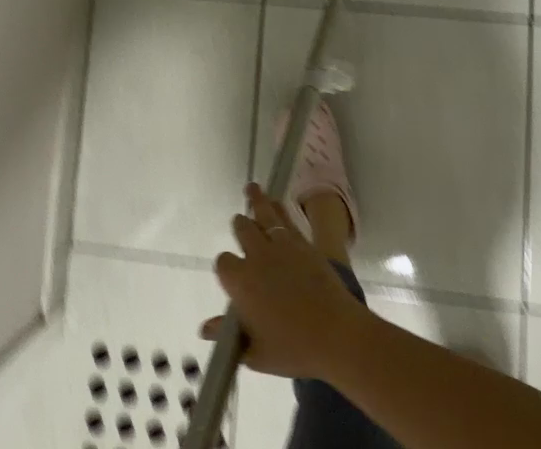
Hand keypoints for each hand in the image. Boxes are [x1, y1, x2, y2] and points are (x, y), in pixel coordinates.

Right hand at [199, 184, 374, 380]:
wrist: (336, 334)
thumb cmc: (292, 348)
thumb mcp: (254, 352)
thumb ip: (227, 335)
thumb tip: (204, 328)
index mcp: (240, 281)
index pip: (224, 263)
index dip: (227, 267)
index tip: (232, 274)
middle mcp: (257, 257)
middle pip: (242, 230)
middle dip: (240, 226)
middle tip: (240, 223)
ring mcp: (282, 247)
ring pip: (265, 215)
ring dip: (256, 200)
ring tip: (252, 187)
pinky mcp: (305, 244)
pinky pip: (287, 219)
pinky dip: (280, 208)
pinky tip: (277, 203)